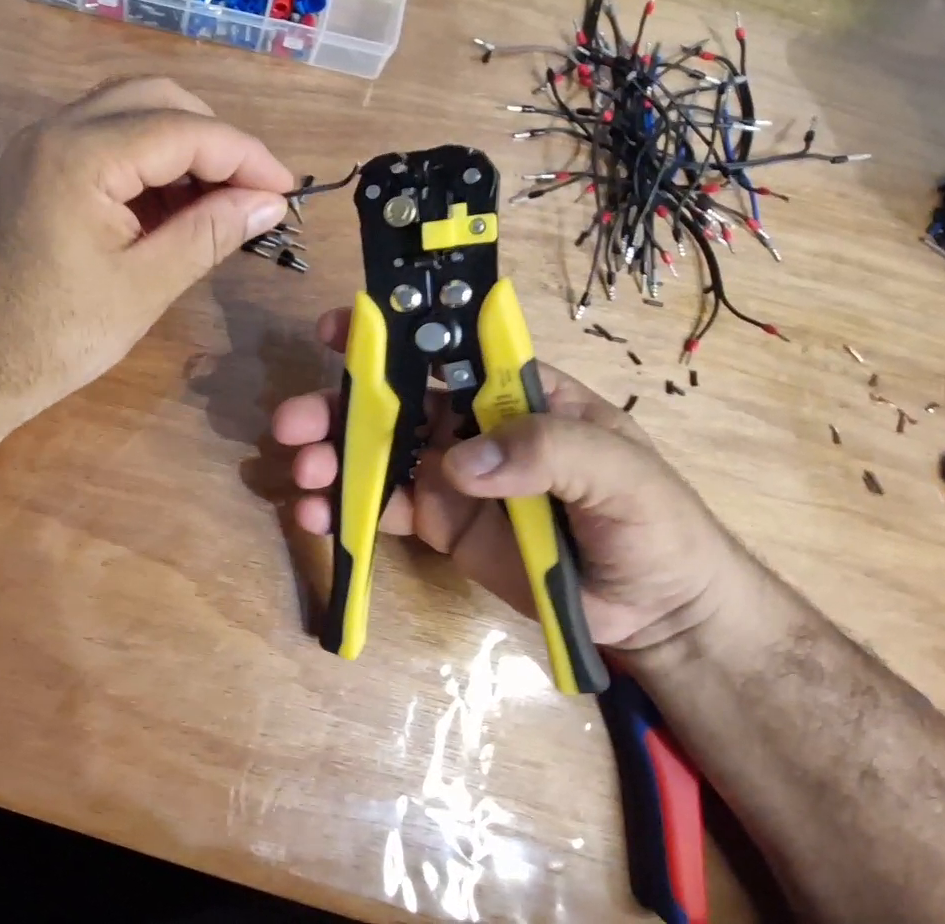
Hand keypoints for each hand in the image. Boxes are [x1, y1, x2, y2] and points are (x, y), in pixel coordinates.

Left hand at [0, 77, 293, 428]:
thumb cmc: (56, 338)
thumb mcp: (145, 287)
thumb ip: (211, 232)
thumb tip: (270, 201)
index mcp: (79, 155)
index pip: (184, 130)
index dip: (245, 155)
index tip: (286, 190)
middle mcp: (52, 131)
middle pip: (154, 100)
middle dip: (212, 139)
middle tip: (249, 192)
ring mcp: (34, 149)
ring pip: (125, 115)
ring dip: (178, 148)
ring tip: (214, 204)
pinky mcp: (29, 173)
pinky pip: (98, 144)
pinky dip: (141, 164)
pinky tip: (167, 209)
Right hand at [271, 307, 745, 651]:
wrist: (654, 614)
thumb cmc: (652, 526)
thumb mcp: (620, 476)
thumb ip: (551, 451)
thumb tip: (459, 461)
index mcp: (515, 392)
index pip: (447, 350)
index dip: (390, 336)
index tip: (335, 331)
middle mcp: (472, 423)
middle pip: (393, 401)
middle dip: (337, 407)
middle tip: (291, 423)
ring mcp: (450, 474)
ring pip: (375, 452)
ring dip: (331, 457)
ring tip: (302, 475)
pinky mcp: (436, 522)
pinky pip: (380, 507)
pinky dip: (343, 508)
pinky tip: (315, 516)